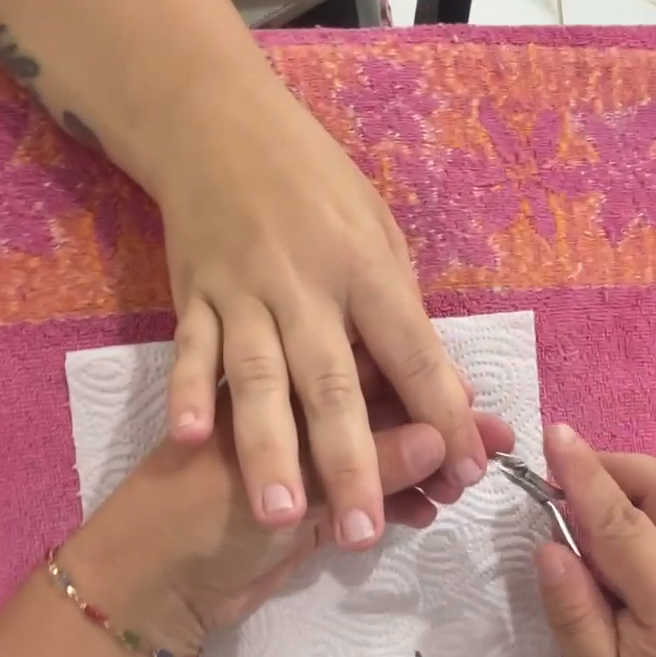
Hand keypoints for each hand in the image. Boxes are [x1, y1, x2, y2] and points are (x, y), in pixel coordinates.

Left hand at [71, 401, 514, 651]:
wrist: (144, 581)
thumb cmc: (195, 512)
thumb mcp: (282, 481)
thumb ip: (358, 460)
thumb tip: (437, 439)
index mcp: (285, 376)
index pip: (374, 375)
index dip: (431, 396)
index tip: (479, 418)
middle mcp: (298, 407)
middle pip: (386, 413)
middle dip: (441, 431)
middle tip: (496, 449)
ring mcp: (302, 456)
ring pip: (377, 454)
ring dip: (423, 470)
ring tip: (469, 489)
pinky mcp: (305, 504)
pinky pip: (360, 495)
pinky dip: (393, 504)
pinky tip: (428, 513)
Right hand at [152, 83, 484, 549]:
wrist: (218, 124)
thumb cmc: (318, 187)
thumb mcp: (380, 238)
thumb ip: (403, 318)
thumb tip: (443, 394)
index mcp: (367, 269)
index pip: (414, 355)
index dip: (444, 417)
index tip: (467, 474)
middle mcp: (306, 286)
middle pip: (333, 386)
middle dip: (351, 464)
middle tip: (364, 533)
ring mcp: (243, 292)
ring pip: (258, 381)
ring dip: (269, 450)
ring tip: (280, 516)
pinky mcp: (191, 295)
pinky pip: (191, 350)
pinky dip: (188, 393)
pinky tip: (190, 439)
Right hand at [532, 425, 655, 656]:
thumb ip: (573, 611)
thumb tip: (548, 545)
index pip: (624, 524)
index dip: (587, 476)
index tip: (556, 436)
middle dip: (615, 466)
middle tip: (565, 475)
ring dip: (635, 479)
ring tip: (588, 496)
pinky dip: (653, 499)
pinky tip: (622, 524)